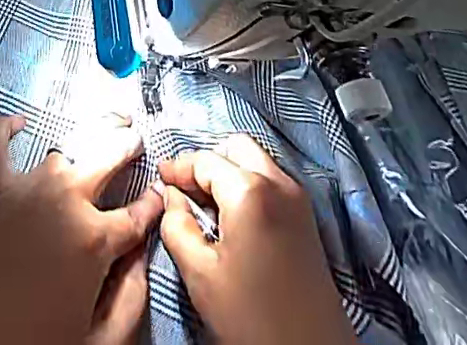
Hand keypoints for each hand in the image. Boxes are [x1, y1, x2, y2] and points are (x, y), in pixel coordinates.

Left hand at [0, 114, 162, 344]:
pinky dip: (3, 130)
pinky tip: (17, 121)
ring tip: (96, 129)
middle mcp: (66, 202)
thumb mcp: (101, 338)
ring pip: (61, 154)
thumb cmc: (38, 341)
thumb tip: (142, 256)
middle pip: (105, 160)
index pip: (136, 216)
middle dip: (125, 146)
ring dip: (82, 141)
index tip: (158, 194)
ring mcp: (29, 190)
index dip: (151, 205)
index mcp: (95, 239)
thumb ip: (131, 297)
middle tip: (134, 138)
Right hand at [158, 135, 355, 344]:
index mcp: (250, 191)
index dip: (177, 168)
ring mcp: (298, 200)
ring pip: (255, 161)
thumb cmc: (252, 318)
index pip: (204, 160)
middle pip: (235, 148)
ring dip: (227, 171)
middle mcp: (279, 183)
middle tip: (185, 190)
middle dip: (207, 161)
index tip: (159, 179)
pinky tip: (231, 218)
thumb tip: (170, 197)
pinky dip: (246, 185)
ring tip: (205, 205)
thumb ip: (175, 224)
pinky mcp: (307, 219)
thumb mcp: (199, 273)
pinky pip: (270, 181)